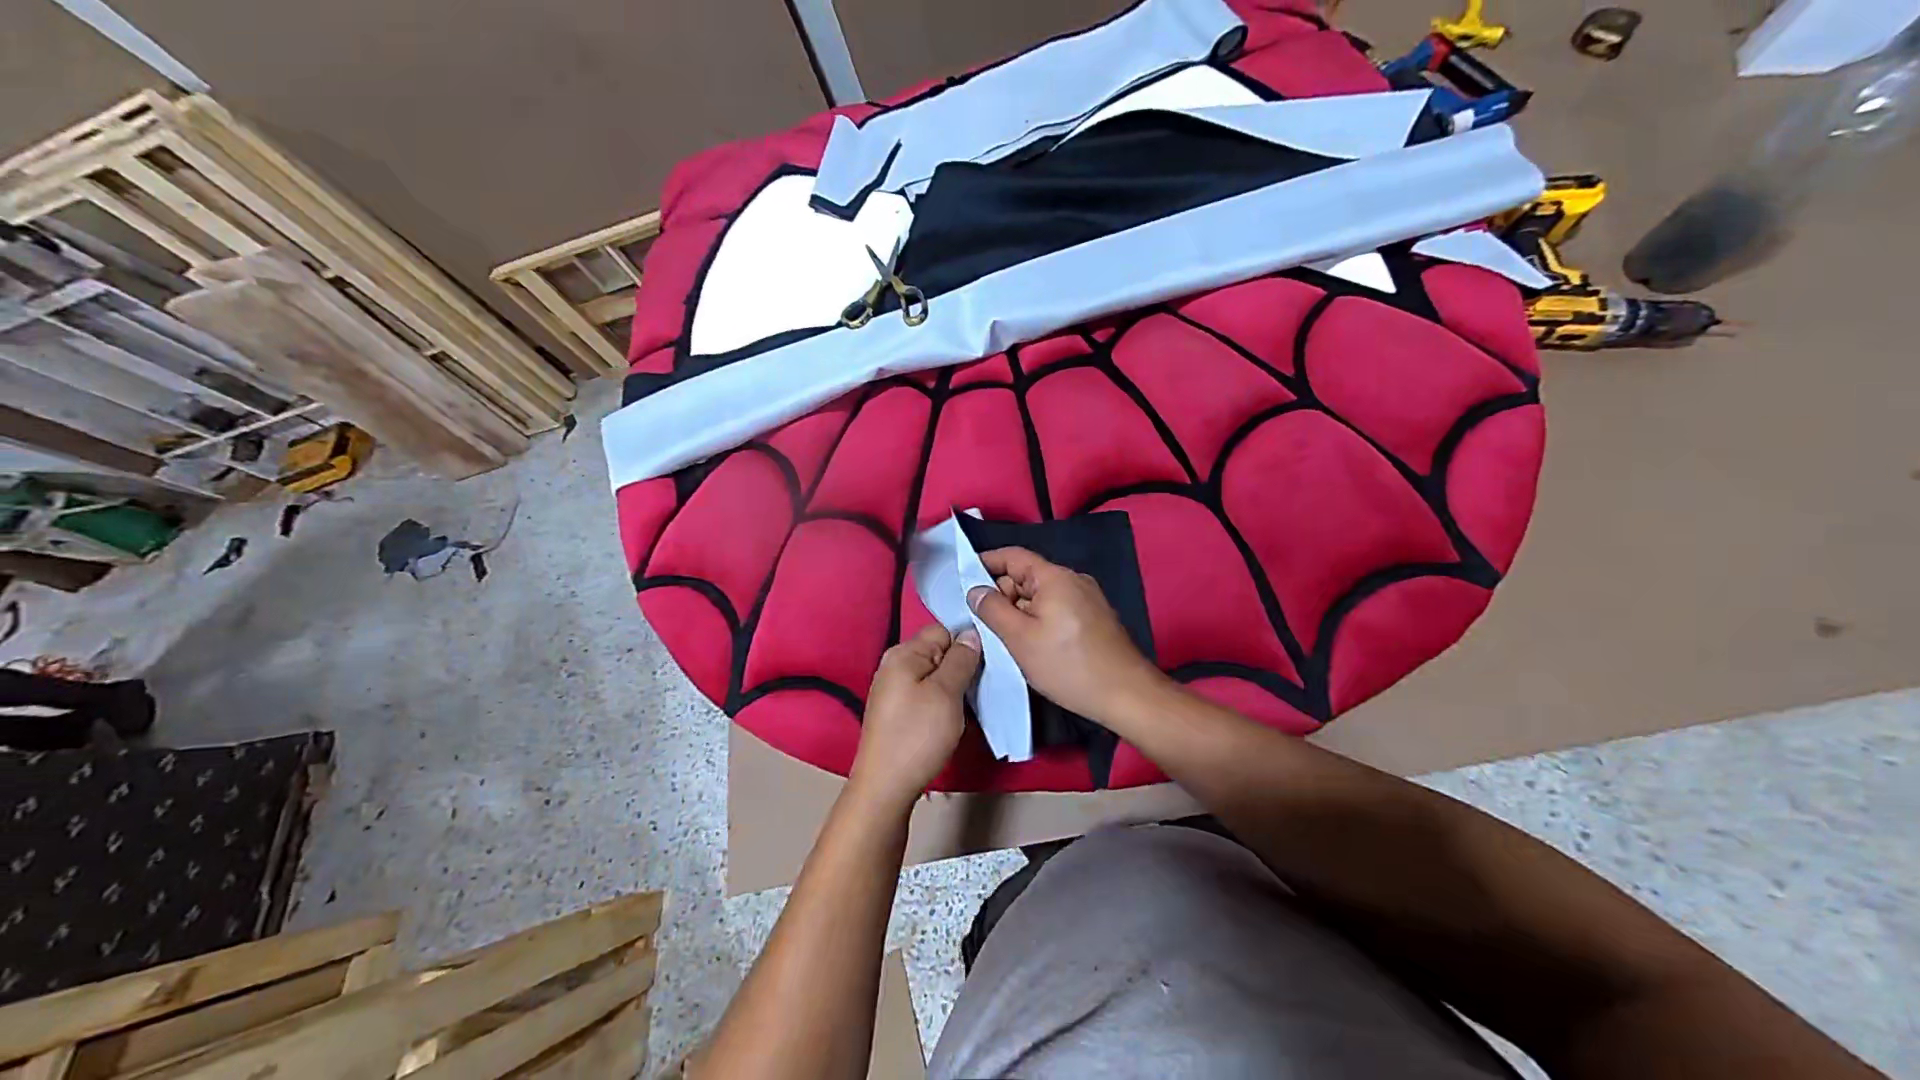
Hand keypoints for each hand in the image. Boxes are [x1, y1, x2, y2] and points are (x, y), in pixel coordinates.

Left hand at [849, 623, 980, 809]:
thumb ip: (960, 660)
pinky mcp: (898, 710)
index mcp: (903, 653)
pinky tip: (951, 718)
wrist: (885, 786)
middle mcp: (895, 665)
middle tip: (982, 685)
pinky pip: (927, 693)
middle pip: (939, 651)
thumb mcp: (946, 693)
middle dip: (962, 665)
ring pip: (935, 674)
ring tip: (969, 704)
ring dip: (954, 686)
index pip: (942, 630)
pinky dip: (942, 701)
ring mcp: (895, 689)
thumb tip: (970, 633)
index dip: (966, 643)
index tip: (987, 663)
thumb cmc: (917, 736)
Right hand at [967, 547, 1168, 726]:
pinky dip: (1037, 620)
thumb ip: (992, 609)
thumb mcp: (1020, 638)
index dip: (986, 563)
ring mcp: (1086, 600)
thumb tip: (976, 590)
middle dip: (1001, 594)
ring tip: (1001, 637)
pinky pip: (1056, 610)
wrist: (1126, 695)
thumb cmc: (1069, 666)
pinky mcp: (1093, 619)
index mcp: (1055, 577)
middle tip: (980, 621)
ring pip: (1040, 596)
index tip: (963, 580)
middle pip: (1026, 577)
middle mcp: (1073, 581)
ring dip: (1018, 611)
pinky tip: (1028, 645)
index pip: (1013, 556)